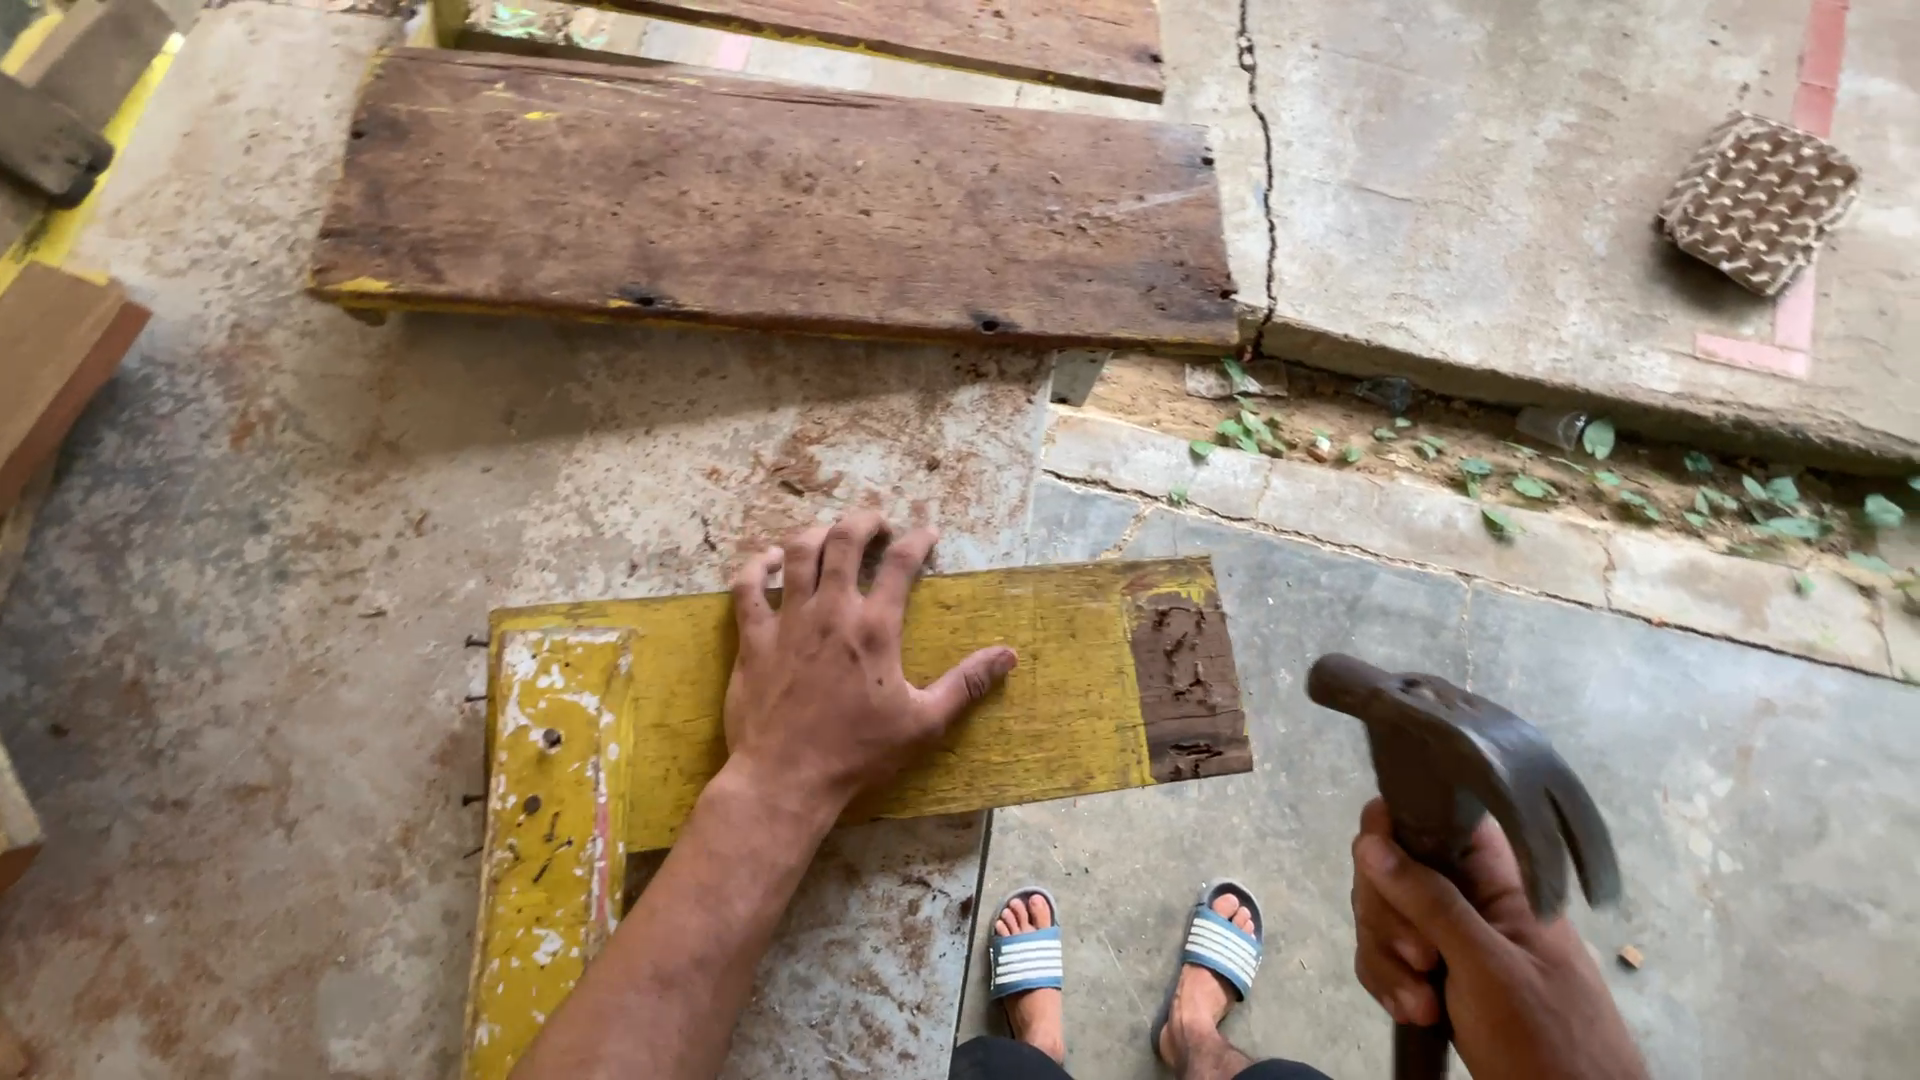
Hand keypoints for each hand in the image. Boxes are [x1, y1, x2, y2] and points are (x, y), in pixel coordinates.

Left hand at [722, 510, 1017, 816]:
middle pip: (844, 540)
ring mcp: (788, 621)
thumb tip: (1008, 655)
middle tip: (876, 522)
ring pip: (797, 552)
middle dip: (864, 520)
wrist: (786, 779)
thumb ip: (967, 684)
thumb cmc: (858, 753)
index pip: (901, 563)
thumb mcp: (924, 723)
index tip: (928, 532)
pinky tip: (768, 559)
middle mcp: (831, 611)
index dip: (918, 539)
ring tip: (829, 533)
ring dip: (816, 533)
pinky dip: (757, 565)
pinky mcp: (753, 637)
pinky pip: (748, 586)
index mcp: (875, 628)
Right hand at [1350, 798, 1646, 1079]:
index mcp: (1497, 882)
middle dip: (1386, 915)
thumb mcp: (1487, 968)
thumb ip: (1428, 900)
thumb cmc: (1547, 1041)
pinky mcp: (1431, 971)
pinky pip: (1382, 951)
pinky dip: (1386, 979)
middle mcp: (1469, 900)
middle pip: (1391, 867)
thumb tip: (1369, 840)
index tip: (1377, 862)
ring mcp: (1449, 937)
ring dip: (1385, 957)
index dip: (1394, 828)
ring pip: (1380, 912)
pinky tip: (1412, 1012)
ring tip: (1421, 1003)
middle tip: (1420, 958)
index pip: (1434, 819)